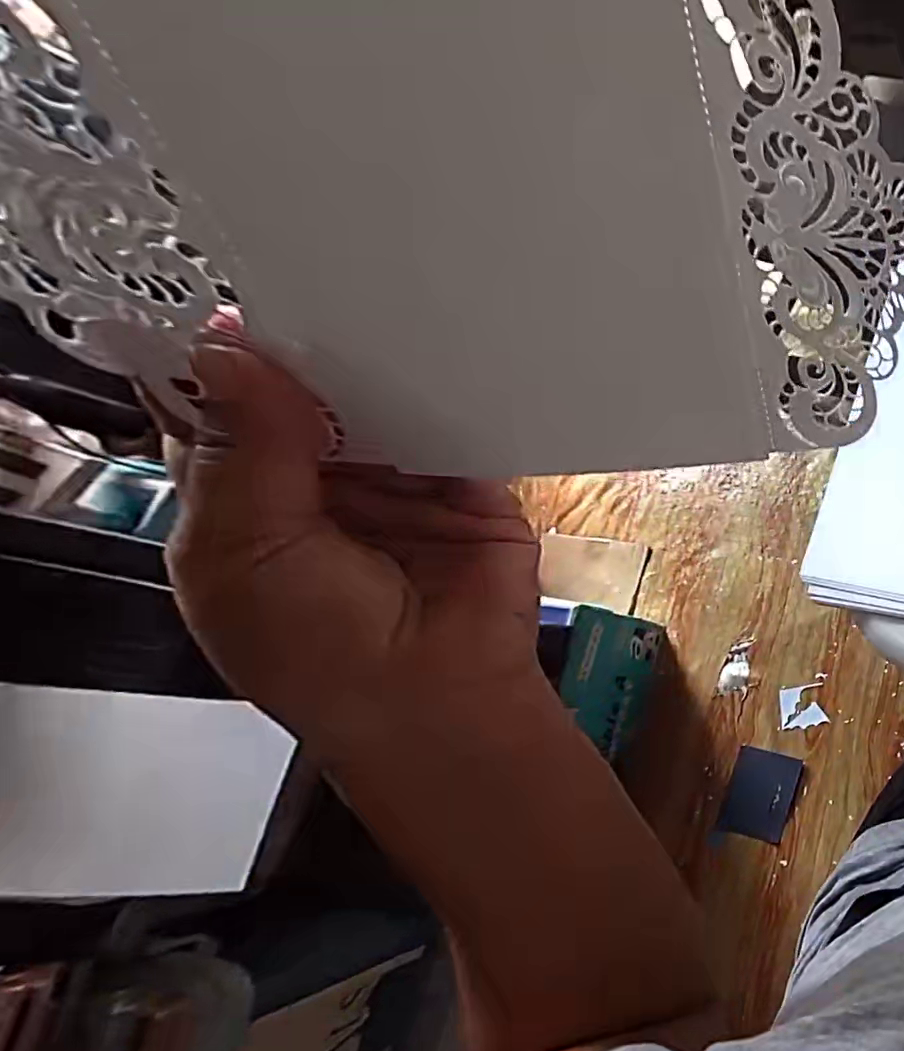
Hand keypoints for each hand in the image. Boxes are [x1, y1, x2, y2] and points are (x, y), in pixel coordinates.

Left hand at [156, 325, 542, 740]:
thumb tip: (230, 354)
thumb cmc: (317, 643)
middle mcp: (332, 493)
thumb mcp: (249, 548)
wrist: (438, 690)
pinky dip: (458, 411)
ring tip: (388, 325)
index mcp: (252, 507)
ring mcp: (411, 494)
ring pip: (393, 421)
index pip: (229, 421)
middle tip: (323, 308)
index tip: (234, 316)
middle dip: (318, 368)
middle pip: (318, 412)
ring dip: (389, 384)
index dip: (225, 372)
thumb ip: (250, 453)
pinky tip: (453, 375)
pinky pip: (465, 443)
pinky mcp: (480, 498)